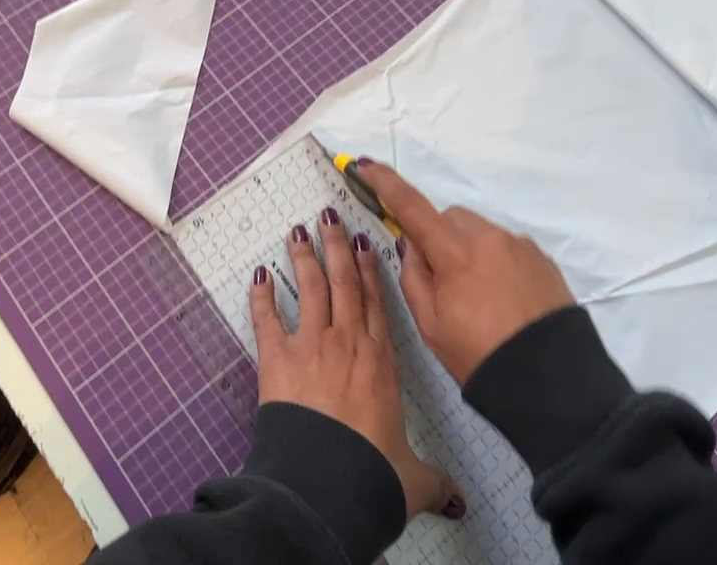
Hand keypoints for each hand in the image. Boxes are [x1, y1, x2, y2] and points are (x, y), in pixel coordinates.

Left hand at [251, 207, 464, 522]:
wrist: (328, 484)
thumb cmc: (374, 474)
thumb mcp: (413, 477)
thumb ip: (434, 479)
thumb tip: (457, 501)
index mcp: (381, 359)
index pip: (376, 301)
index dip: (369, 268)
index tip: (363, 240)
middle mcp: (349, 341)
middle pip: (343, 281)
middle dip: (336, 245)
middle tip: (328, 215)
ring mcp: (312, 344)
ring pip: (311, 287)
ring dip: (303, 256)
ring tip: (297, 229)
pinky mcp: (278, 357)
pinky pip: (268, 318)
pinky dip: (262, 295)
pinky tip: (259, 275)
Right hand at [355, 159, 575, 383]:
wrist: (553, 384)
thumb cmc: (480, 356)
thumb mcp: (431, 325)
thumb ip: (413, 277)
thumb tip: (411, 245)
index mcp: (456, 252)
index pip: (412, 207)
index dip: (386, 184)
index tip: (367, 165)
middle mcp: (489, 237)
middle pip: (450, 219)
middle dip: (438, 237)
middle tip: (439, 279)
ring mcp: (520, 246)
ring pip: (479, 233)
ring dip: (467, 251)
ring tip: (477, 298)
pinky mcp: (542, 260)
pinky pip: (506, 249)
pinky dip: (495, 264)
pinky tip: (502, 301)